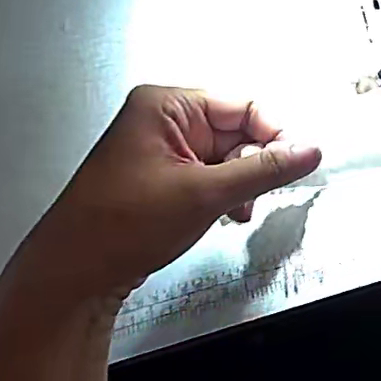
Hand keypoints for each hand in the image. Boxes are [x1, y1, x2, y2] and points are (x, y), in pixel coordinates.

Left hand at [13, 86, 321, 307]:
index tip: (297, 160)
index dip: (274, 135)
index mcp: (166, 105)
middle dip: (253, 165)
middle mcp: (163, 120)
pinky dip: (225, 195)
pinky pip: (211, 175)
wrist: (74, 275)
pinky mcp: (164, 176)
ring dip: (240, 184)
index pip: (244, 105)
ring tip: (234, 209)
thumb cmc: (115, 227)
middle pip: (237, 131)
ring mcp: (163, 149)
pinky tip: (224, 215)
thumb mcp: (205, 194)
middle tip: (257, 193)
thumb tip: (306, 150)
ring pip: (227, 157)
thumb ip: (264, 170)